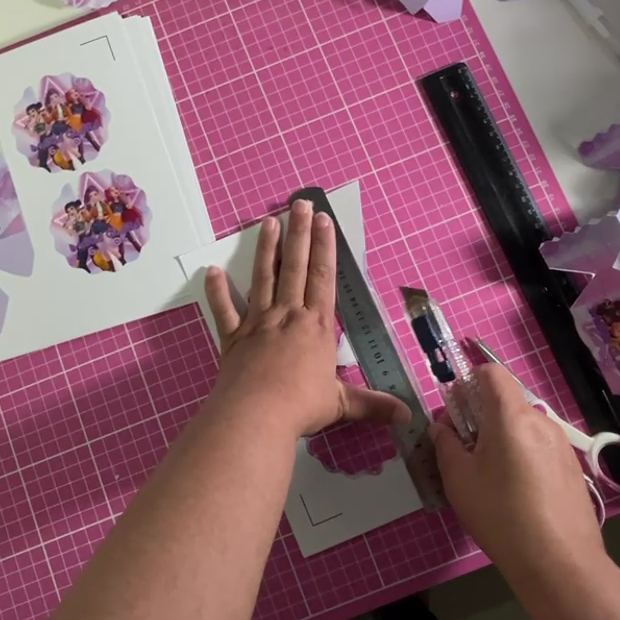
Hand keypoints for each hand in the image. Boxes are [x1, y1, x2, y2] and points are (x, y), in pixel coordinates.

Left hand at [204, 200, 409, 439]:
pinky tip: (212, 271)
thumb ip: (371, 404)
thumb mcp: (341, 404)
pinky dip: (217, 290)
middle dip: (298, 233)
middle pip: (294, 267)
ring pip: (263, 278)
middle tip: (299, 203)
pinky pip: (224, 309)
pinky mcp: (233, 337)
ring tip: (268, 222)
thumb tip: (407, 416)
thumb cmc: (301, 406)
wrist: (256, 415)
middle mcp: (287, 316)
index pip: (322, 277)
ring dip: (265, 249)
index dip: (324, 247)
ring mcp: (257, 323)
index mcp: (316, 326)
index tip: (323, 220)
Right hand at [433, 363, 603, 574]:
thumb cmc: (501, 516)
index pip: (492, 373)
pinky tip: (517, 493)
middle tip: (464, 450)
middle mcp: (541, 421)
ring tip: (490, 476)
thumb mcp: (459, 480)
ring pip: (524, 426)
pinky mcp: (573, 469)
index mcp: (510, 416)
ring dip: (503, 438)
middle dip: (482, 416)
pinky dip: (523, 456)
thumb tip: (442, 429)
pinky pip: (540, 448)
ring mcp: (562, 445)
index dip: (470, 380)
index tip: (456, 409)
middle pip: (507, 402)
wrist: (561, 565)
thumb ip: (446, 445)